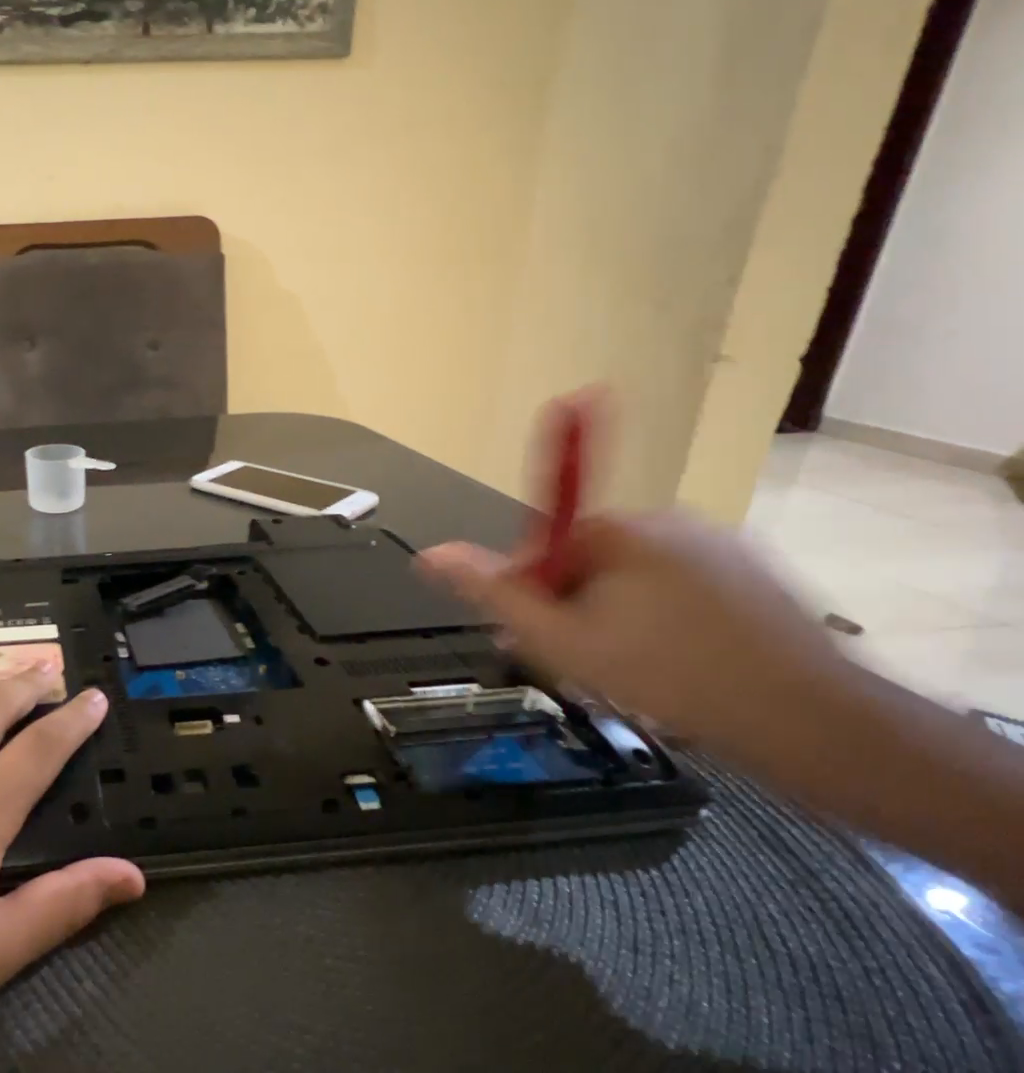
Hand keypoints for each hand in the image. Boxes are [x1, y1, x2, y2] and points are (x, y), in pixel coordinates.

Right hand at [417, 512, 850, 762]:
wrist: (811, 722)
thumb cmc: (675, 679)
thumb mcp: (563, 643)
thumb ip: (494, 593)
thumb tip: (431, 554)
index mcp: (622, 529)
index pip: (546, 538)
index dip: (534, 588)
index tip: (543, 633)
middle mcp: (672, 520)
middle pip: (588, 556)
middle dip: (574, 604)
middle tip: (583, 661)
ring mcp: (721, 544)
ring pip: (634, 575)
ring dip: (618, 613)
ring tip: (632, 671)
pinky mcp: (754, 573)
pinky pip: (681, 585)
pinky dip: (666, 616)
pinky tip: (675, 663)